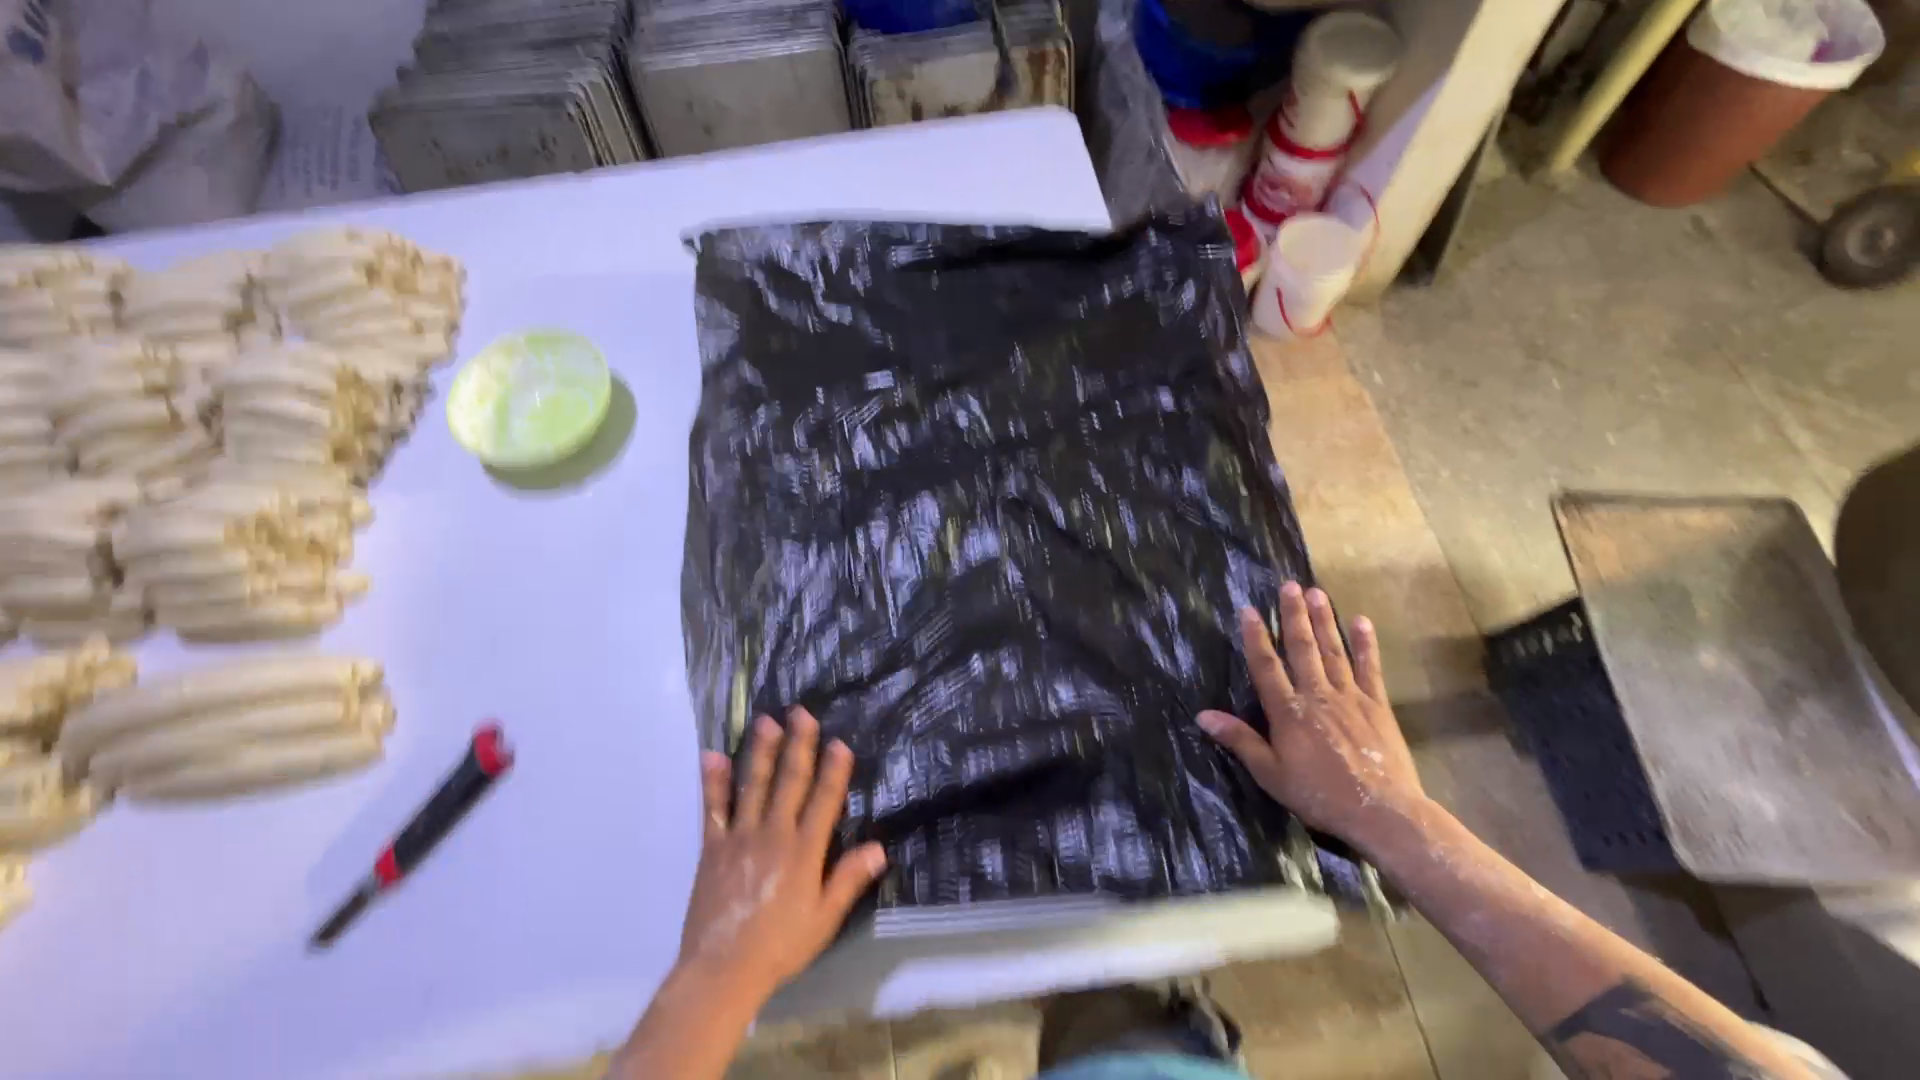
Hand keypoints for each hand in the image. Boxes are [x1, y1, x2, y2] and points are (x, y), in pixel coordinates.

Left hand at [677, 708, 887, 1002]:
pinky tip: (712, 756)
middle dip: (798, 745)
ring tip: (766, 722)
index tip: (839, 742)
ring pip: (752, 785)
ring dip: (759, 751)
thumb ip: (848, 879)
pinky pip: (713, 808)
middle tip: (801, 712)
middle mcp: (774, 834)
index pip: (824, 800)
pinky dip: (713, 782)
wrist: (722, 969)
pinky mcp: (712, 848)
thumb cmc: (780, 946)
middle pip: (789, 781)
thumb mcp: (824, 919)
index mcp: (804, 851)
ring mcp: (740, 838)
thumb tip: (878, 847)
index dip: (834, 770)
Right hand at [1197, 582, 1426, 849]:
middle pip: (1301, 648)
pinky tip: (1361, 622)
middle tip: (1288, 585)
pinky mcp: (1376, 705)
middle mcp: (1316, 696)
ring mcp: (1349, 697)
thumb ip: (1240, 740)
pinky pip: (1370, 668)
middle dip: (1293, 615)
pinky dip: (1365, 644)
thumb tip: (1203, 715)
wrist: (1381, 811)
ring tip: (1316, 592)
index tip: (1248, 609)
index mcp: (1288, 712)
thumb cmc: (1319, 795)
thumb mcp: (1270, 774)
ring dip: (1324, 620)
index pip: (1266, 666)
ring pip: (1333, 650)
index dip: (1255, 637)